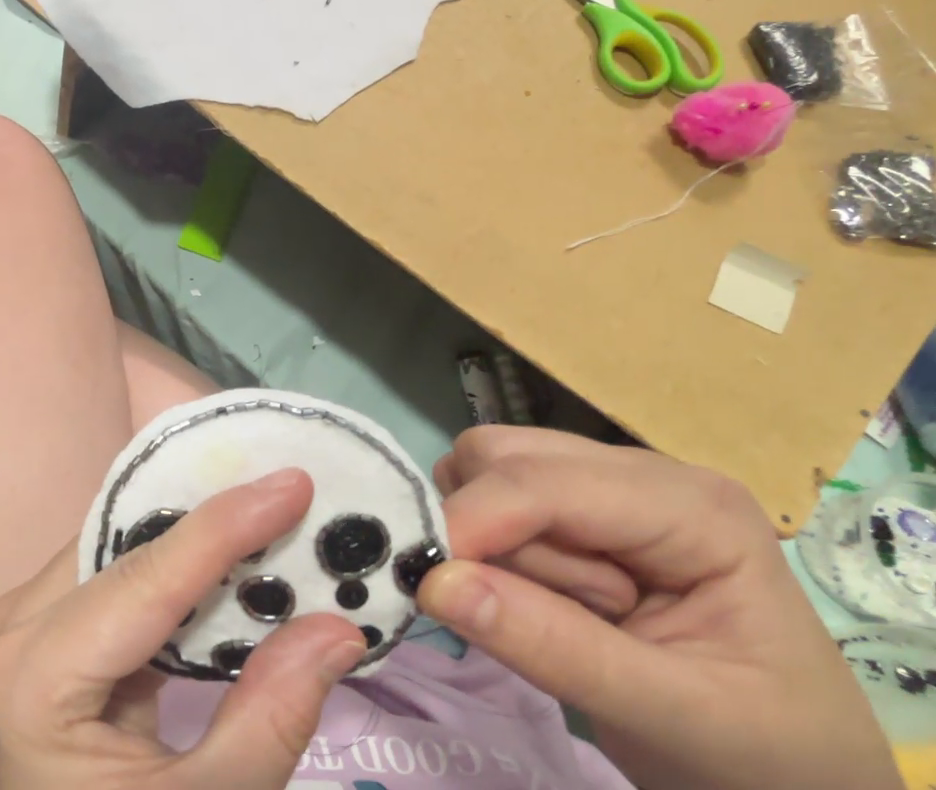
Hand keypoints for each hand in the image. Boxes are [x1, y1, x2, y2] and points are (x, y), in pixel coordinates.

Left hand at [0, 468, 367, 788]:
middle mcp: (18, 629)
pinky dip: (176, 568)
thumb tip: (337, 627)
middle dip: (207, 518)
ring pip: (117, 553)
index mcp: (38, 678)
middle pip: (122, 554)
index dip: (220, 528)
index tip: (290, 481)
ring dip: (193, 536)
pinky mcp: (49, 632)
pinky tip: (230, 553)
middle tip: (291, 488)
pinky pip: (115, 578)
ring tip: (270, 508)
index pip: (142, 582)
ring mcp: (26, 624)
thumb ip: (270, 716)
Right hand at [420, 426, 901, 789]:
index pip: (539, 481)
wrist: (791, 777)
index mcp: (692, 507)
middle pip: (500, 458)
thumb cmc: (759, 752)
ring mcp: (605, 491)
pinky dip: (483, 551)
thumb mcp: (674, 717)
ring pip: (481, 475)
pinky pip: (485, 505)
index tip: (425, 586)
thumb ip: (556, 648)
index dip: (471, 522)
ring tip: (555, 613)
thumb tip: (432, 582)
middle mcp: (641, 476)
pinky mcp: (573, 515)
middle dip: (484, 533)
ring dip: (486, 545)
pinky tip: (541, 600)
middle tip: (526, 612)